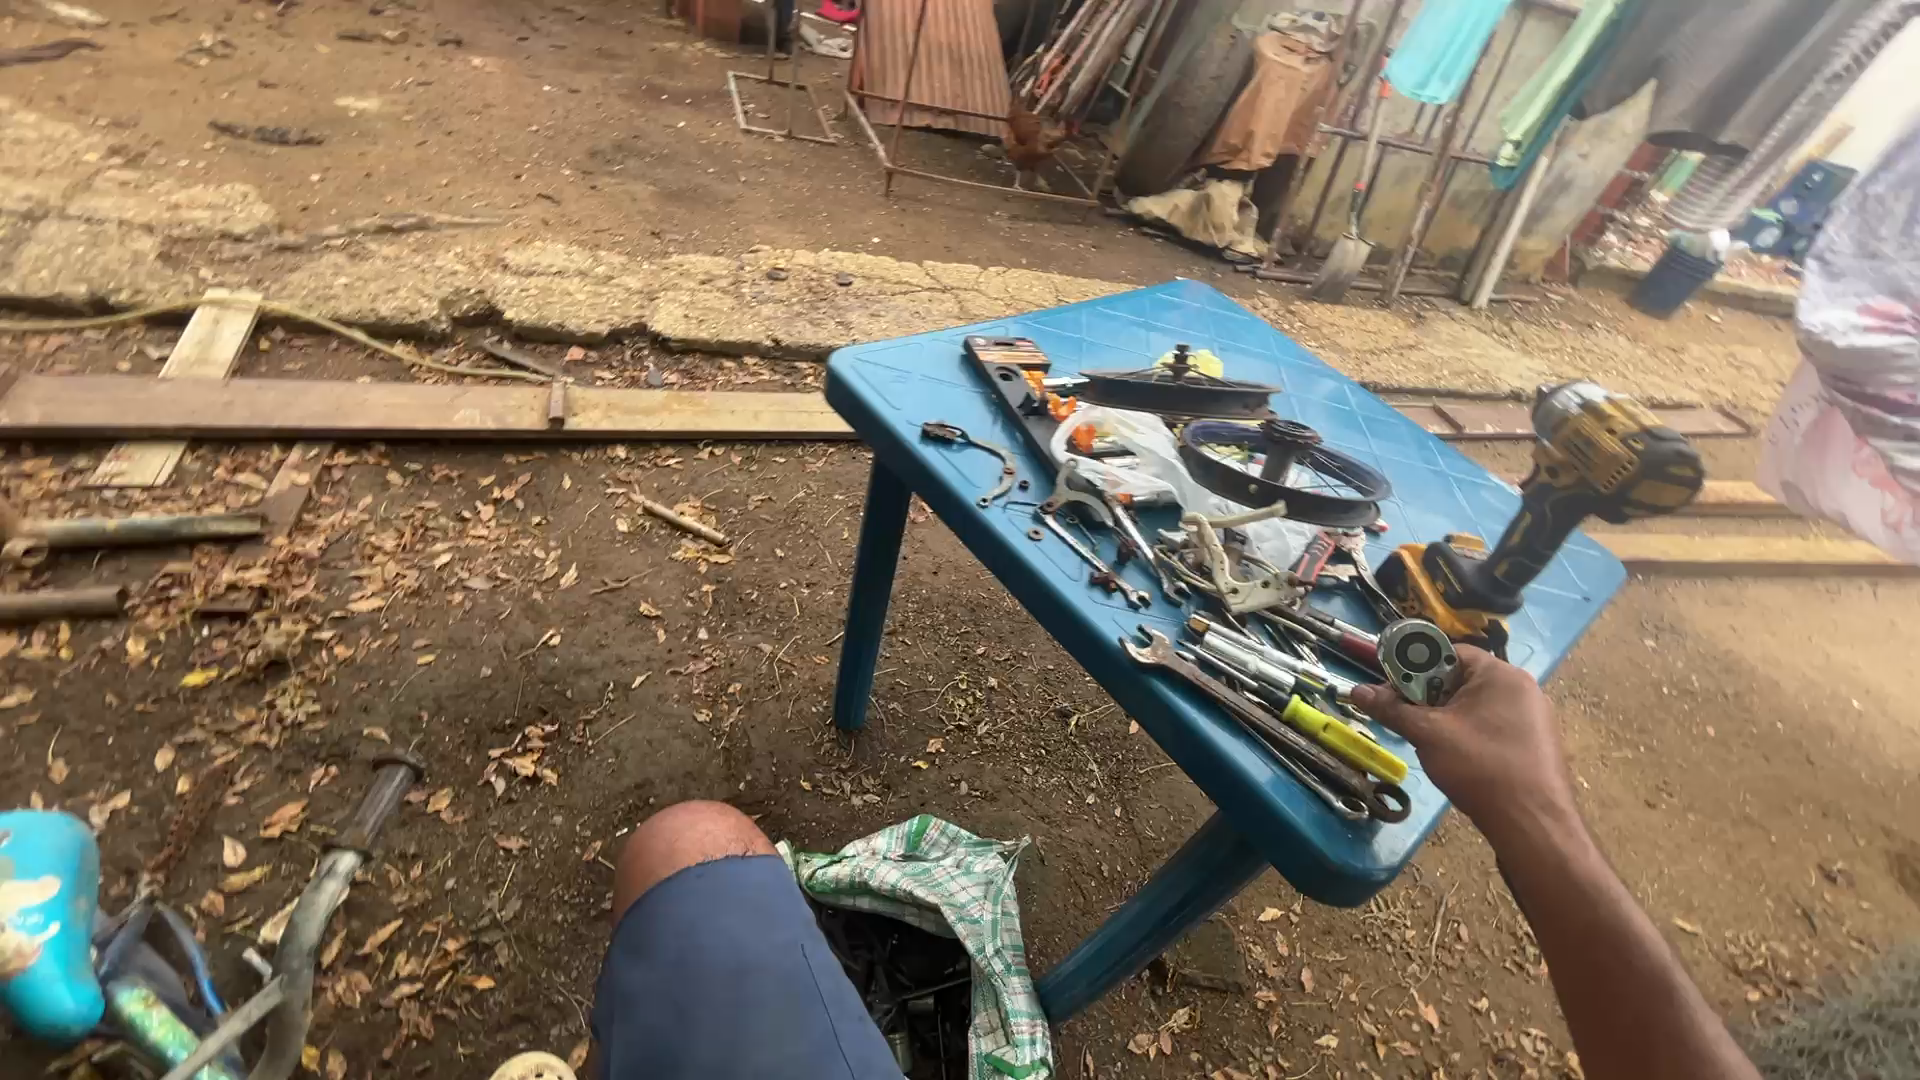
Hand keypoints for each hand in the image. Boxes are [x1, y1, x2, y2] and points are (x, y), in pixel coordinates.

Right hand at [1349, 646, 1579, 846]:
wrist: (1533, 825)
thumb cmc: (1480, 766)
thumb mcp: (1426, 732)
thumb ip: (1390, 708)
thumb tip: (1356, 691)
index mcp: (1501, 675)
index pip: (1448, 653)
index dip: (1415, 665)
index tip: (1393, 686)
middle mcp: (1521, 689)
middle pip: (1459, 678)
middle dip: (1426, 694)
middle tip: (1403, 714)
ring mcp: (1532, 717)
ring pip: (1472, 703)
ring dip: (1443, 715)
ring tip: (1425, 737)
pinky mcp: (1533, 742)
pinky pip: (1489, 723)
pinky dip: (1465, 731)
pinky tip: (1454, 754)